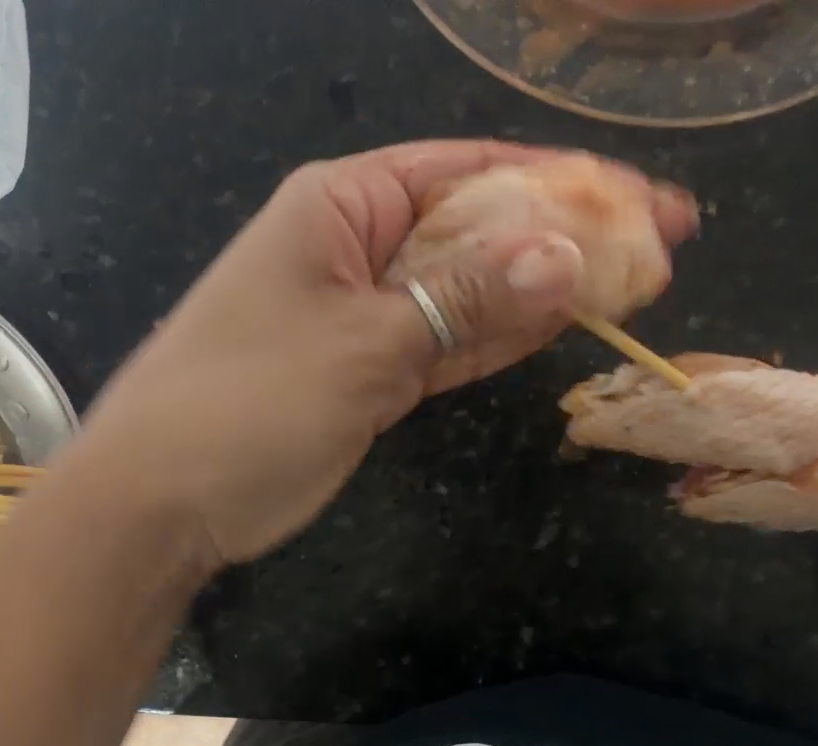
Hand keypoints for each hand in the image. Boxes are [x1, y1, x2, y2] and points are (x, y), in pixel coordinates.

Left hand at [64, 140, 697, 566]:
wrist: (158, 503)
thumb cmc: (244, 406)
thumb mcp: (362, 346)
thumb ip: (464, 302)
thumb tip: (568, 256)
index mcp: (342, 206)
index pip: (471, 170)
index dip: (564, 183)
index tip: (646, 203)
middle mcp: (353, 246)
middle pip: (475, 226)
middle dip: (563, 235)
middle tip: (660, 248)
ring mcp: (360, 313)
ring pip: (465, 289)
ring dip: (538, 290)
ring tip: (630, 285)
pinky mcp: (363, 372)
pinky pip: (443, 342)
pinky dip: (495, 338)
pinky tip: (556, 326)